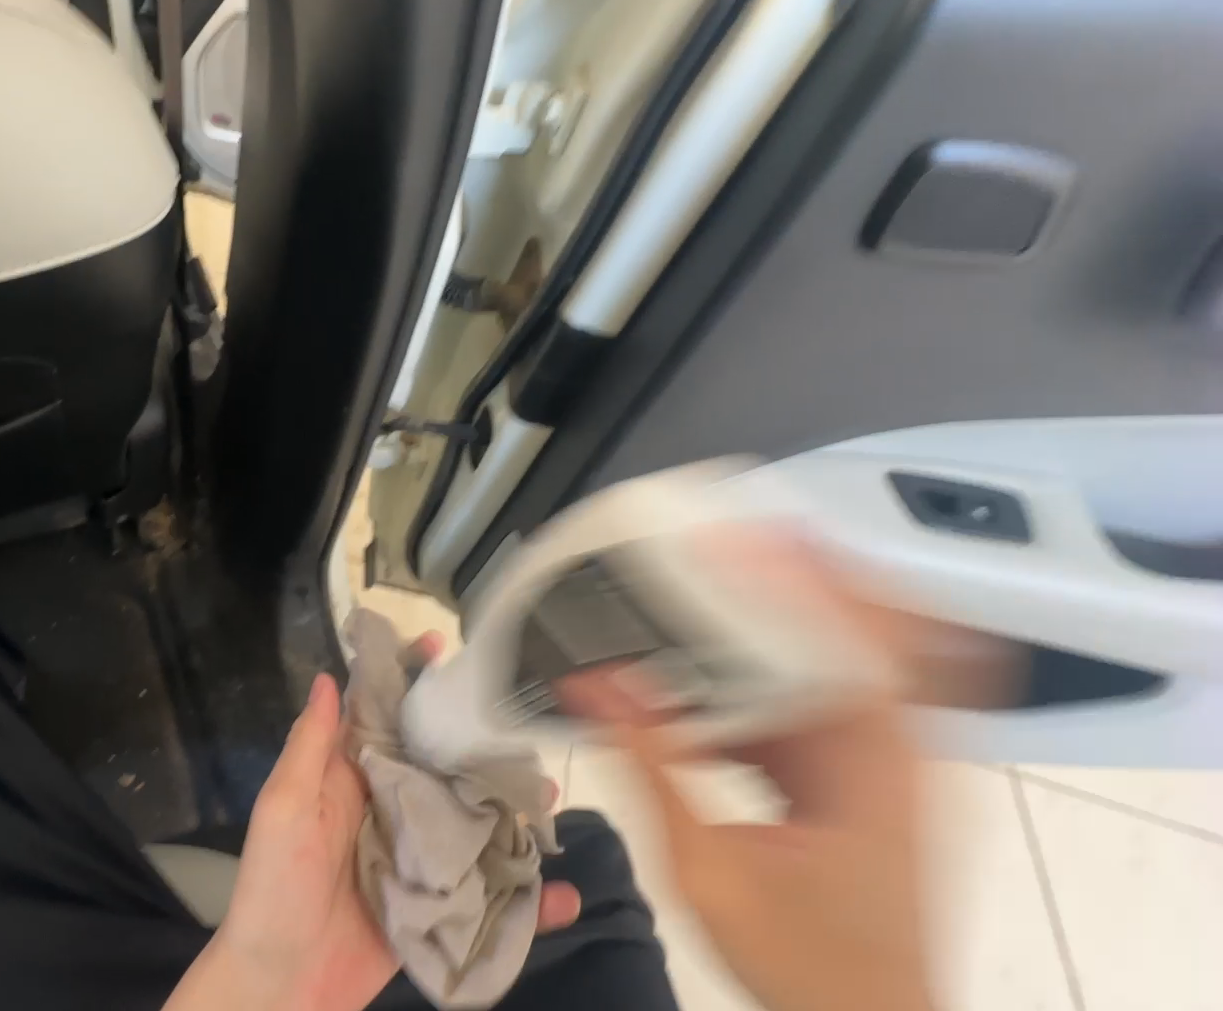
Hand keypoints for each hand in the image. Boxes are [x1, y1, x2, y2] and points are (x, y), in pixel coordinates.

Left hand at [167, 635, 580, 1010]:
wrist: (281, 983)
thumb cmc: (273, 886)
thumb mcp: (283, 807)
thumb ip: (309, 745)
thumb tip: (327, 678)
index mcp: (349, 775)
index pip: (381, 714)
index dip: (408, 678)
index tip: (443, 648)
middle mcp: (385, 804)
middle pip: (436, 761)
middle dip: (474, 741)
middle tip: (519, 723)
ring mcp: (413, 853)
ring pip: (467, 817)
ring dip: (506, 807)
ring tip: (549, 794)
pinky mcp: (432, 902)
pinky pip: (481, 889)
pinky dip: (521, 894)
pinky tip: (559, 893)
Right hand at [560, 529, 937, 1010]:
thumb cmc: (803, 963)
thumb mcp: (708, 866)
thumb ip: (652, 765)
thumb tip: (595, 685)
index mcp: (877, 766)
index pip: (863, 640)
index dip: (816, 577)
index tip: (755, 528)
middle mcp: (896, 750)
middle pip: (860, 633)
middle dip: (798, 578)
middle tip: (725, 539)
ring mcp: (882, 763)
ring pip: (831, 663)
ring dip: (772, 624)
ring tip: (702, 587)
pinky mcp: (858, 777)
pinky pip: (809, 702)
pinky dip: (760, 677)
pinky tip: (704, 672)